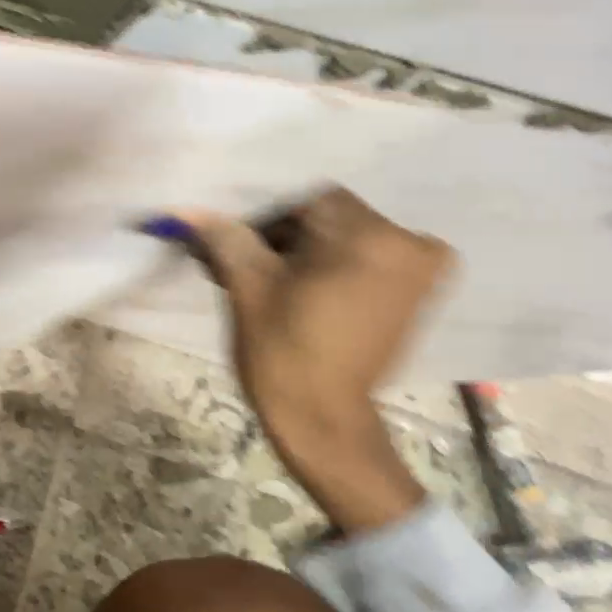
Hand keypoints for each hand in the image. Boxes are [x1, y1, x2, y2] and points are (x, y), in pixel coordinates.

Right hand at [181, 189, 455, 532]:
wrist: (321, 414)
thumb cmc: (282, 350)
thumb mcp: (247, 287)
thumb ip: (226, 238)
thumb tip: (188, 209)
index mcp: (374, 238)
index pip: (308, 197)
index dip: (261, 210)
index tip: (227, 231)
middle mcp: (413, 242)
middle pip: (329, 215)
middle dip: (280, 229)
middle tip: (235, 253)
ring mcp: (422, 267)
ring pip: (344, 235)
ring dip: (300, 246)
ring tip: (259, 272)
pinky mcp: (416, 288)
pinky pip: (363, 256)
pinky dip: (326, 262)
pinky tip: (291, 283)